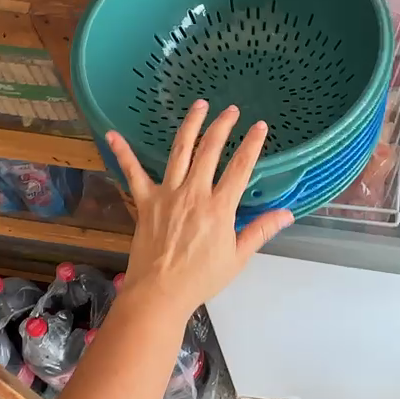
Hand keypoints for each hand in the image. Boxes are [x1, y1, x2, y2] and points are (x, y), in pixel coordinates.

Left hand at [105, 100, 293, 317]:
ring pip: (180, 151)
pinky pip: (132, 173)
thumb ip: (260, 231)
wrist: (159, 293)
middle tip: (232, 111)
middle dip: (223, 126)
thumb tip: (287, 214)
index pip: (241, 167)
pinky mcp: (145, 201)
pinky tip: (113, 134)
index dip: (252, 144)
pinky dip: (123, 153)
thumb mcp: (238, 257)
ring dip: (191, 125)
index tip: (260, 126)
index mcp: (219, 207)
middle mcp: (194, 193)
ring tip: (200, 105)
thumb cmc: (200, 278)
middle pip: (210, 150)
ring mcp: (167, 194)